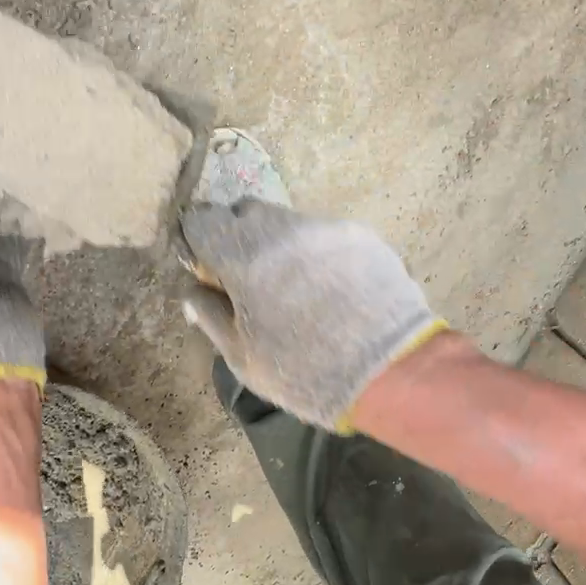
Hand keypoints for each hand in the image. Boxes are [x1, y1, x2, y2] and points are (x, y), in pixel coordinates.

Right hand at [179, 199, 445, 430]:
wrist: (391, 372)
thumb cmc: (304, 372)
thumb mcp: (241, 356)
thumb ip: (210, 314)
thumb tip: (194, 290)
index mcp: (245, 255)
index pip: (201, 222)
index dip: (197, 245)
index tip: (206, 272)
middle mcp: (284, 228)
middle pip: (245, 212)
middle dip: (236, 239)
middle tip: (246, 282)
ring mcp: (327, 228)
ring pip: (286, 223)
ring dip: (276, 247)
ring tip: (290, 291)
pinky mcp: (362, 236)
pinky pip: (322, 236)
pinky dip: (313, 255)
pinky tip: (327, 293)